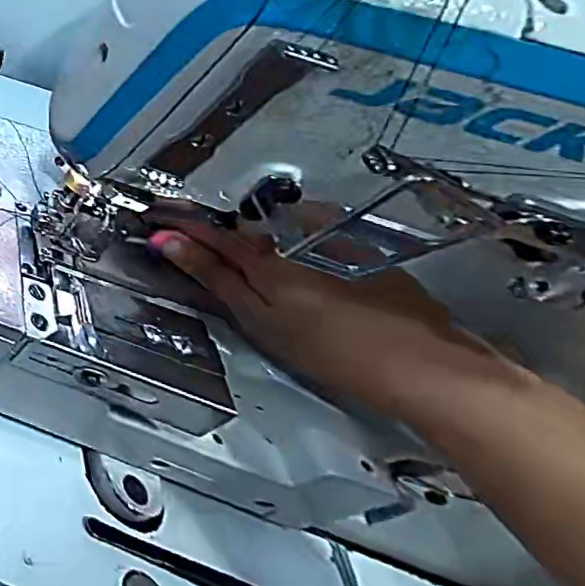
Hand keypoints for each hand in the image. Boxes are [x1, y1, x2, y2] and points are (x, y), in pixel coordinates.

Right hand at [150, 213, 534, 431]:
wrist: (432, 367)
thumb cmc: (335, 350)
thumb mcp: (262, 319)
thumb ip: (214, 276)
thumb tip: (167, 242)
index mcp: (260, 252)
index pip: (204, 229)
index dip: (176, 223)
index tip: (152, 217)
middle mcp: (290, 232)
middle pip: (238, 226)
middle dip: (210, 230)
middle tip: (187, 241)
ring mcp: (327, 234)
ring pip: (271, 227)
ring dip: (249, 234)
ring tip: (241, 257)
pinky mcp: (357, 245)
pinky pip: (303, 231)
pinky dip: (285, 239)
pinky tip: (293, 264)